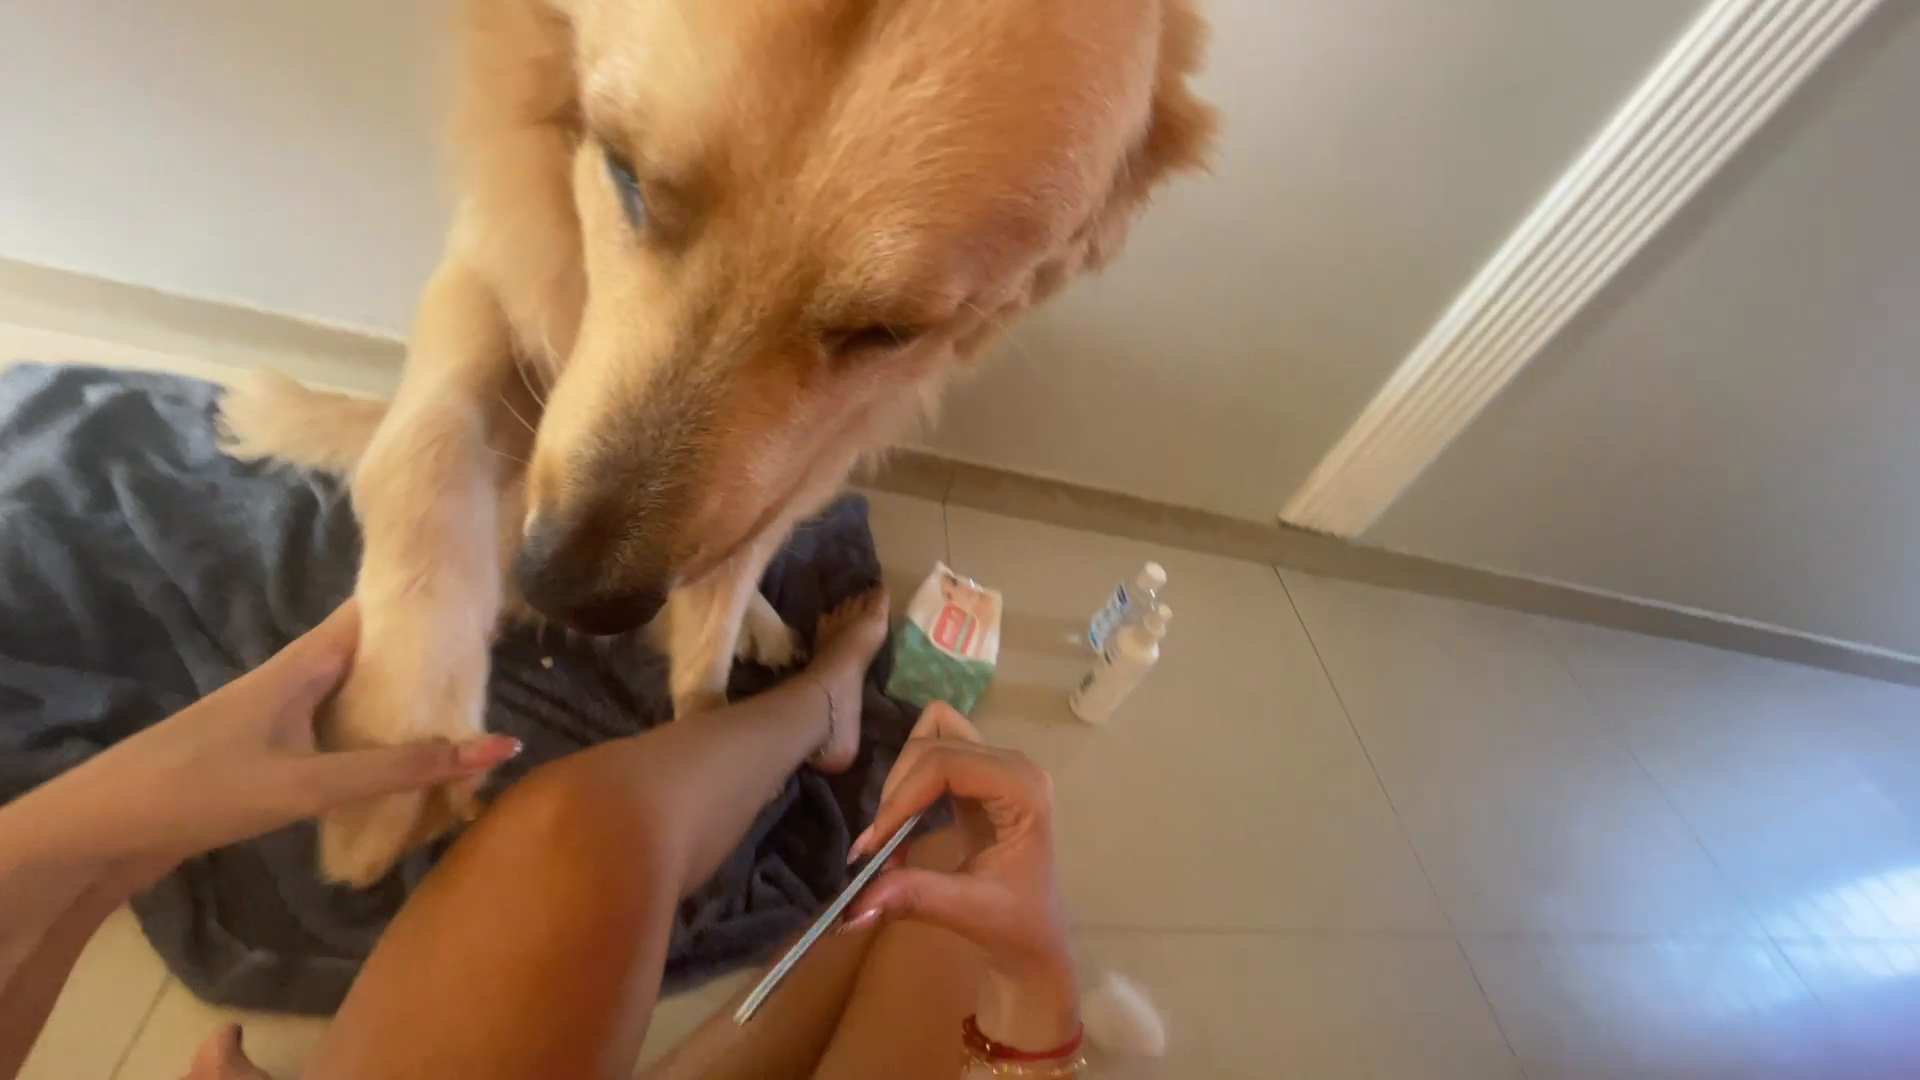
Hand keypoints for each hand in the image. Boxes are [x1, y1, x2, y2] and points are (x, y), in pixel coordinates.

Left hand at [24, 601, 518, 871]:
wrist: (88, 839)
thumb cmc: (199, 789)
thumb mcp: (312, 781)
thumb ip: (407, 767)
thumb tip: (503, 746)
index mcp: (306, 663)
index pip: (376, 610)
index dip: (421, 600)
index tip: (473, 601)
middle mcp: (297, 677)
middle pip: (374, 650)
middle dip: (424, 649)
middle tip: (483, 658)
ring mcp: (281, 713)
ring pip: (358, 687)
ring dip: (402, 691)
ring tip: (460, 699)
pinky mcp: (271, 747)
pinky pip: (341, 721)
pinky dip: (378, 725)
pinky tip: (402, 747)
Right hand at [845, 703, 1077, 1051]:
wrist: (1038, 938)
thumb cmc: (1018, 925)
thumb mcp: (970, 912)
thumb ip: (916, 896)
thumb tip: (855, 905)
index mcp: (1022, 789)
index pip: (945, 763)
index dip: (902, 796)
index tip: (873, 844)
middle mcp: (1012, 764)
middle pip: (934, 745)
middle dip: (898, 792)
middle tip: (878, 846)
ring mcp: (997, 764)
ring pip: (933, 735)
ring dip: (903, 778)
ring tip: (892, 829)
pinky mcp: (980, 773)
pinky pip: (936, 749)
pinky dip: (911, 777)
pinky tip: (905, 819)